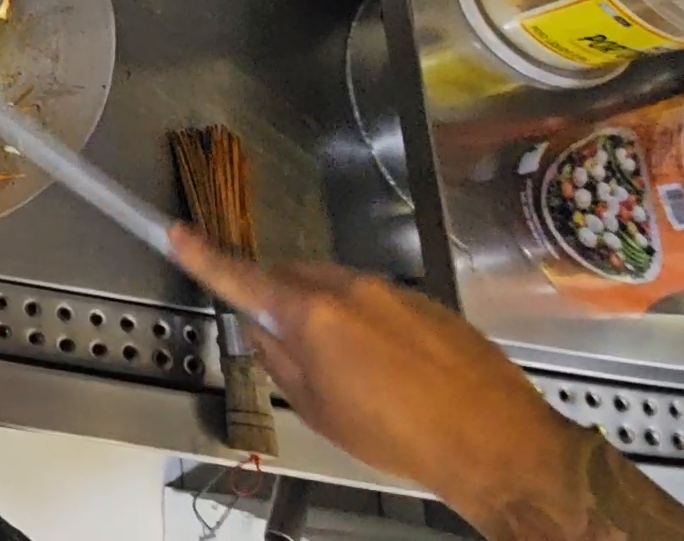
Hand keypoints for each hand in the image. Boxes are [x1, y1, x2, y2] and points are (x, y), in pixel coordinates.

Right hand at [170, 227, 575, 511]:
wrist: (507, 452)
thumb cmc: (398, 437)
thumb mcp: (315, 408)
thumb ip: (276, 357)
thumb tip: (261, 328)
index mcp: (309, 314)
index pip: (240, 278)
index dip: (202, 256)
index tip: (175, 232)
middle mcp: (346, 288)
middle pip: (289, 274)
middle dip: (278, 295)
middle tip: (289, 338)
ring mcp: (391, 291)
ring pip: (333, 285)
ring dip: (325, 309)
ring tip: (355, 364)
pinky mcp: (428, 302)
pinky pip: (376, 298)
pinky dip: (368, 321)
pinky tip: (394, 365)